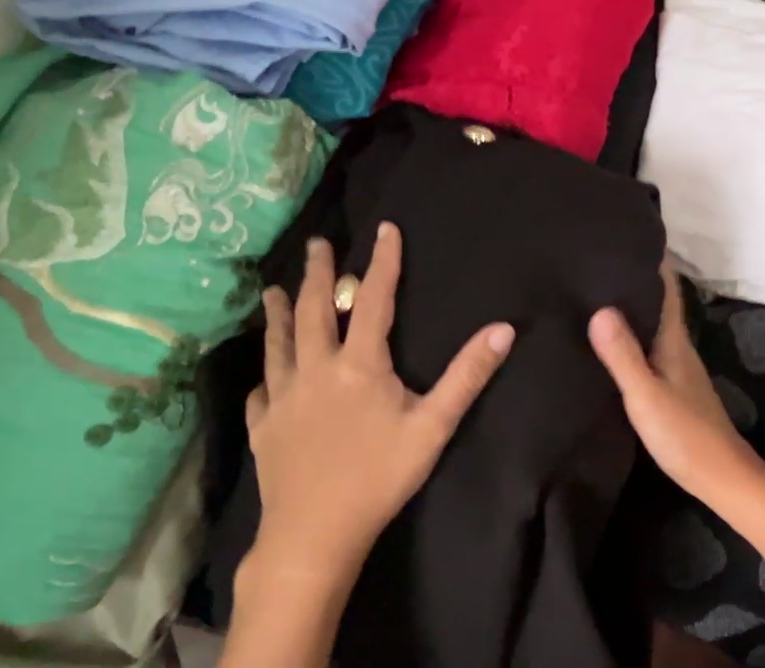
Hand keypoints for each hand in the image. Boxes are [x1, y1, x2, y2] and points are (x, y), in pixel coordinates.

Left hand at [245, 224, 514, 586]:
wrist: (313, 536)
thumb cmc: (379, 477)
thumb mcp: (434, 427)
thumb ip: (467, 376)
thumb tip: (503, 329)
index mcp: (359, 365)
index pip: (373, 300)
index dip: (382, 262)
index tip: (385, 228)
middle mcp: (316, 370)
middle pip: (315, 311)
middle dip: (318, 273)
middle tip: (317, 244)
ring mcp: (283, 399)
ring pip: (278, 344)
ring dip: (279, 313)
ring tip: (274, 290)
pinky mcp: (263, 428)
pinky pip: (261, 392)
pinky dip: (265, 376)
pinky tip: (263, 376)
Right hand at [588, 263, 760, 501]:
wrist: (720, 477)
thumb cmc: (684, 433)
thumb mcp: (646, 395)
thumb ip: (623, 355)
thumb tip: (600, 307)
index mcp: (673, 340)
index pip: (665, 289)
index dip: (653, 261)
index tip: (631, 234)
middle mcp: (677, 346)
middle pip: (657, 304)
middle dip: (635, 280)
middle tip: (601, 260)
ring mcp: (677, 368)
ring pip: (653, 326)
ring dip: (633, 309)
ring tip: (598, 294)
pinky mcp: (673, 387)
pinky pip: (649, 348)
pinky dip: (632, 337)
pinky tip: (612, 344)